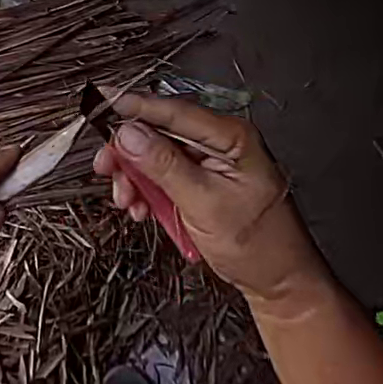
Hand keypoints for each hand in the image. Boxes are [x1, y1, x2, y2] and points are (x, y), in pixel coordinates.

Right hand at [92, 94, 326, 307]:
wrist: (279, 284)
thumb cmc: (260, 245)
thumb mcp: (205, 204)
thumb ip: (164, 165)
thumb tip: (129, 133)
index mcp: (231, 136)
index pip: (175, 111)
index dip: (135, 104)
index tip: (103, 99)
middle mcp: (218, 143)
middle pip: (160, 131)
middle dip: (129, 150)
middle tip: (106, 165)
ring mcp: (207, 163)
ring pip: (155, 155)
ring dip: (134, 176)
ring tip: (126, 199)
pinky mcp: (198, 181)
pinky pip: (161, 175)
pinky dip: (145, 190)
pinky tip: (140, 207)